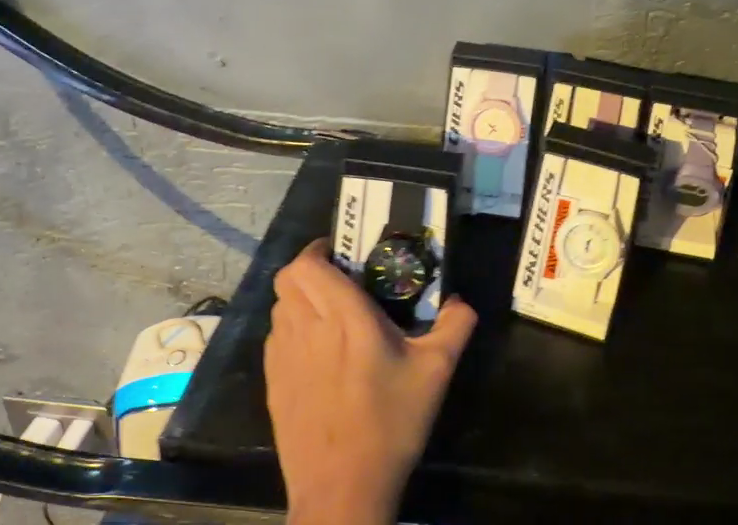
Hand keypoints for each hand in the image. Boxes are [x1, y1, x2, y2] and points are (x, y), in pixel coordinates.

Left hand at [265, 240, 476, 524]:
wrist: (344, 489)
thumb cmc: (391, 423)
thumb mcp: (436, 371)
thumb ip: (455, 327)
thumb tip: (462, 302)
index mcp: (344, 318)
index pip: (308, 265)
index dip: (318, 249)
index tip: (341, 251)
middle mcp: (307, 330)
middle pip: (287, 280)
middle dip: (309, 269)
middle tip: (339, 277)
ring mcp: (284, 360)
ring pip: (279, 308)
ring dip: (300, 299)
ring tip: (330, 312)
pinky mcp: (275, 387)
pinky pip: (276, 340)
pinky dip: (292, 330)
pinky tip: (318, 351)